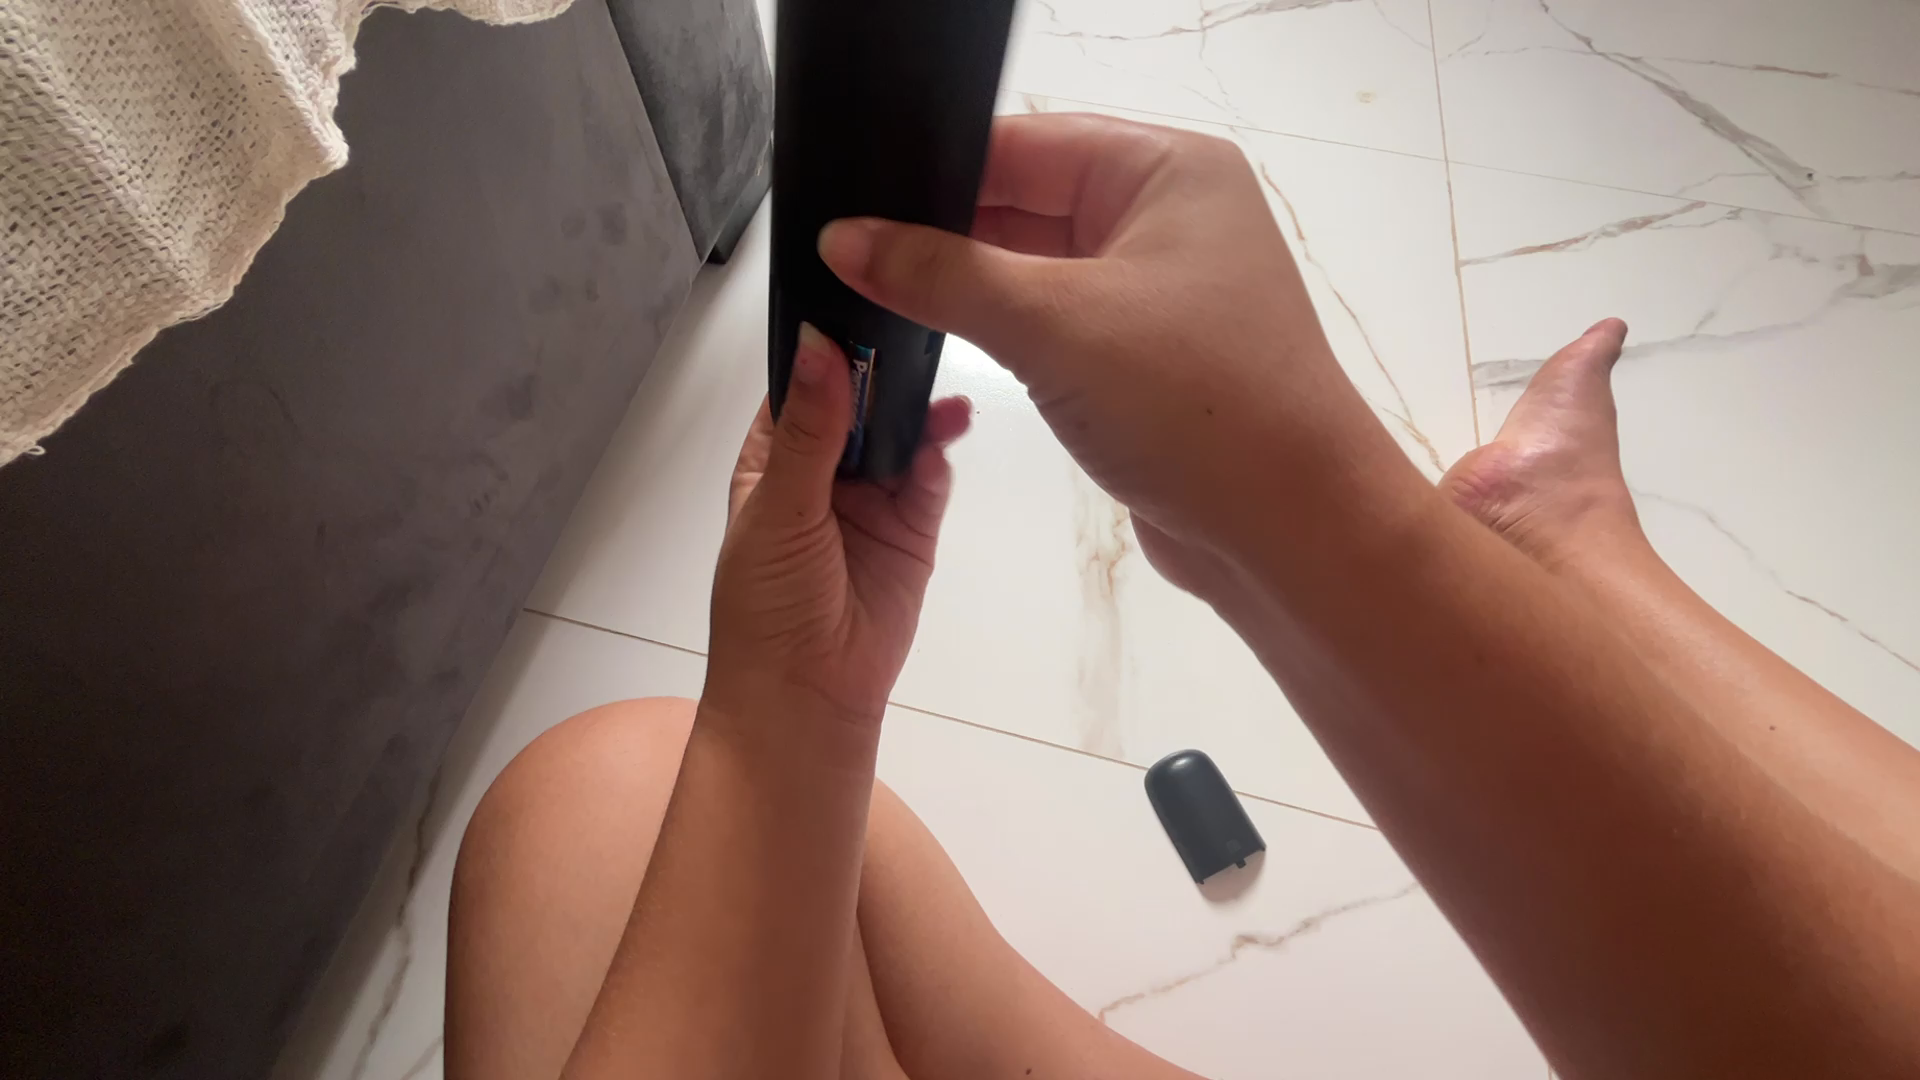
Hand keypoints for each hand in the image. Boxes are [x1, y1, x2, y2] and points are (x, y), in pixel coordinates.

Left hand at [703, 324, 970, 735]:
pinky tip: (944, 444)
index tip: (859, 301)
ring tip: (946, 399)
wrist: (808, 693)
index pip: (801, 387)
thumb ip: (809, 432)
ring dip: (920, 417)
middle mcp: (826, 472)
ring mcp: (873, 501)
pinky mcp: (912, 531)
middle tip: (917, 340)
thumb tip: (820, 345)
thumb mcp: (778, 510)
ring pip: (901, 441)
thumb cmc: (769, 602)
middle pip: (860, 406)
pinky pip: (929, 485)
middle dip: (884, 378)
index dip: (826, 349)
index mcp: (776, 460)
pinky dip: (937, 463)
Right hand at [814, 113, 1425, 598]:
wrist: (1283, 527)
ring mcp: (1153, 295)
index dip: (934, 172)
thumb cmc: (1189, 403)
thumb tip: (843, 239)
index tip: (852, 203)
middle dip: (945, 235)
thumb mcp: (1055, 324)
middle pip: (1028, 207)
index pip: (1024, 146)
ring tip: (877, 296)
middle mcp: (1164, 222)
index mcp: (1164, 173)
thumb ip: (944, 277)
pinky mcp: (1140, 360)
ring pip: (1038, 273)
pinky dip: (1004, 333)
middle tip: (850, 258)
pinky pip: (1055, 327)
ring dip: (971, 289)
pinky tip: (944, 338)